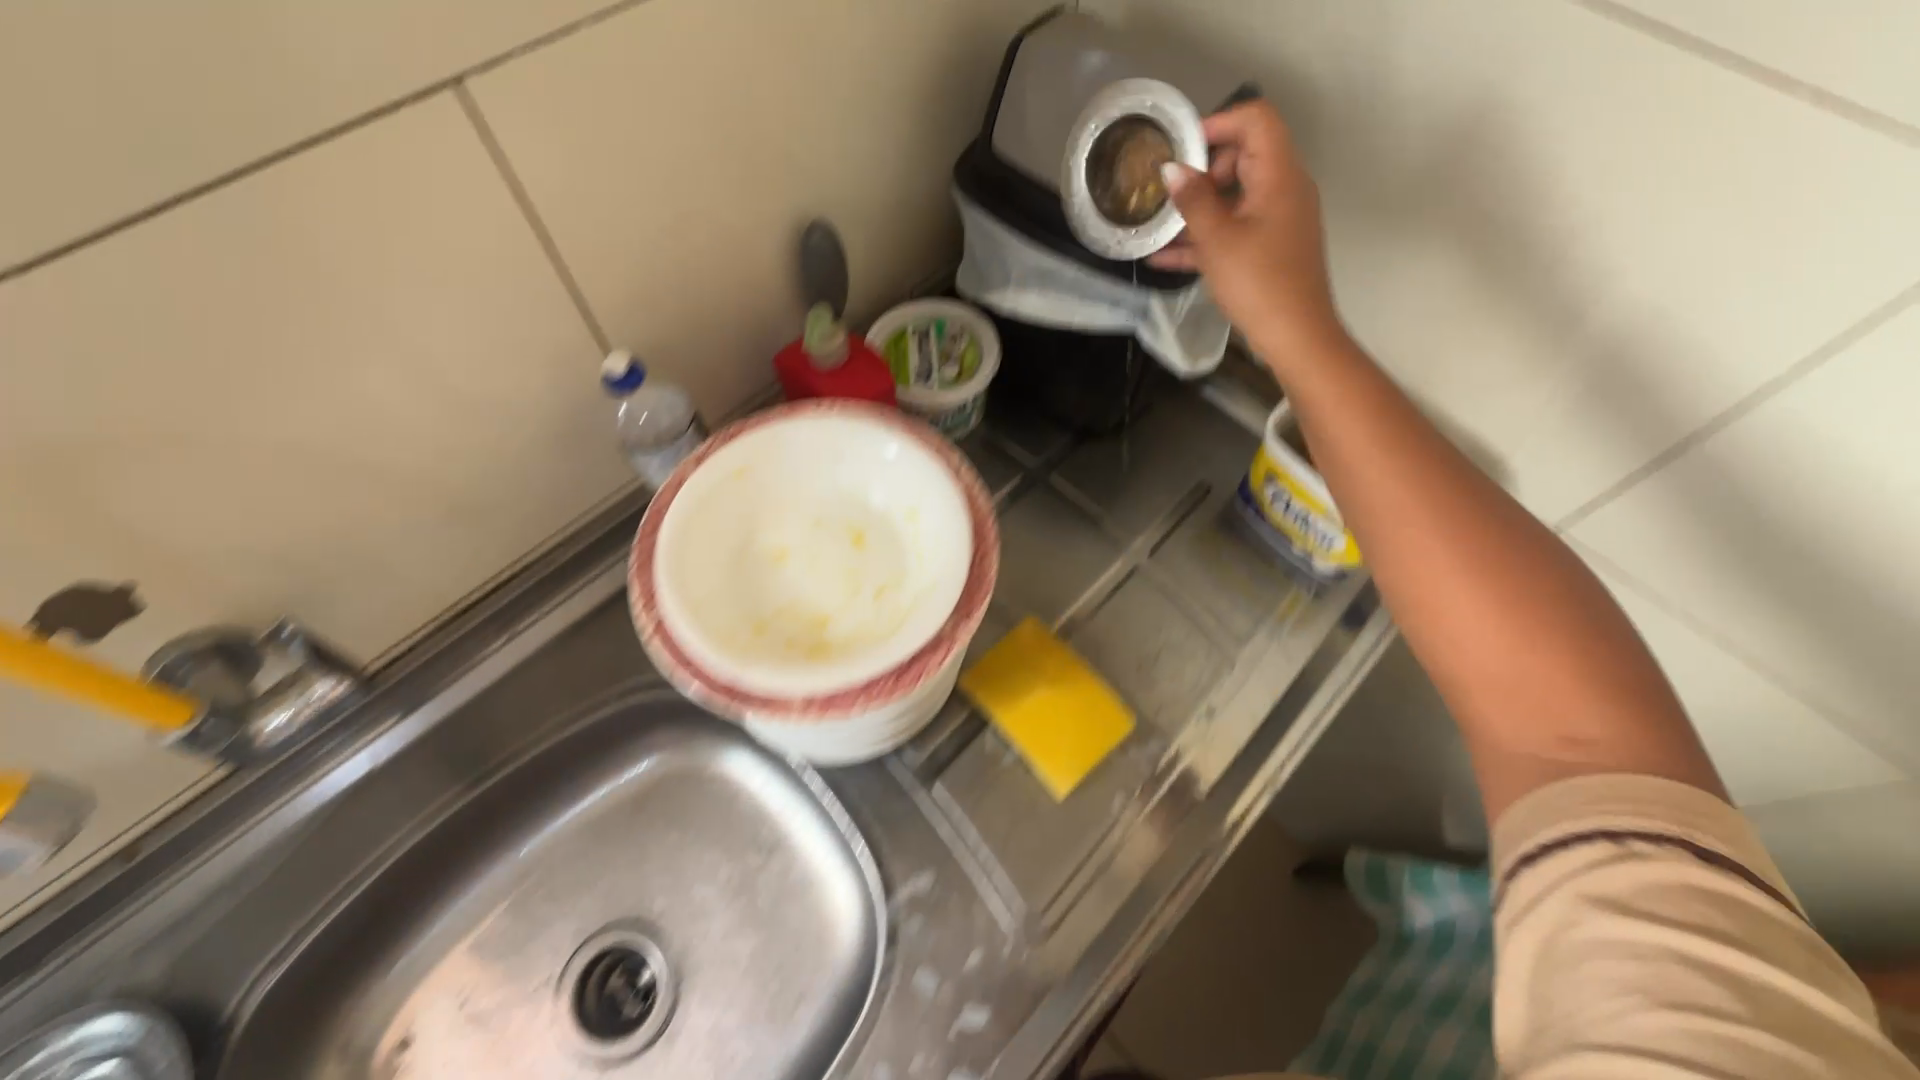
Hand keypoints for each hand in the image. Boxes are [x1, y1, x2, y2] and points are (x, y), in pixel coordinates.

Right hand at [1149, 102, 1345, 357]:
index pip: (1255, 120)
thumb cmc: (1258, 283)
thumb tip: (1171, 169)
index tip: (1180, 149)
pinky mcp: (1271, 247)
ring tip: (1158, 226)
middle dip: (1202, 171)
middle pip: (1243, 156)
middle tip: (1170, 196)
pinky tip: (1164, 257)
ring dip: (1197, 209)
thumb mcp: (1217, 240)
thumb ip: (1192, 200)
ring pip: (1234, 197)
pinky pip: (1235, 229)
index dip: (1217, 124)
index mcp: (1279, 175)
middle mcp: (1284, 189)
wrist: (1297, 336)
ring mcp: (1279, 219)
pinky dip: (1206, 237)